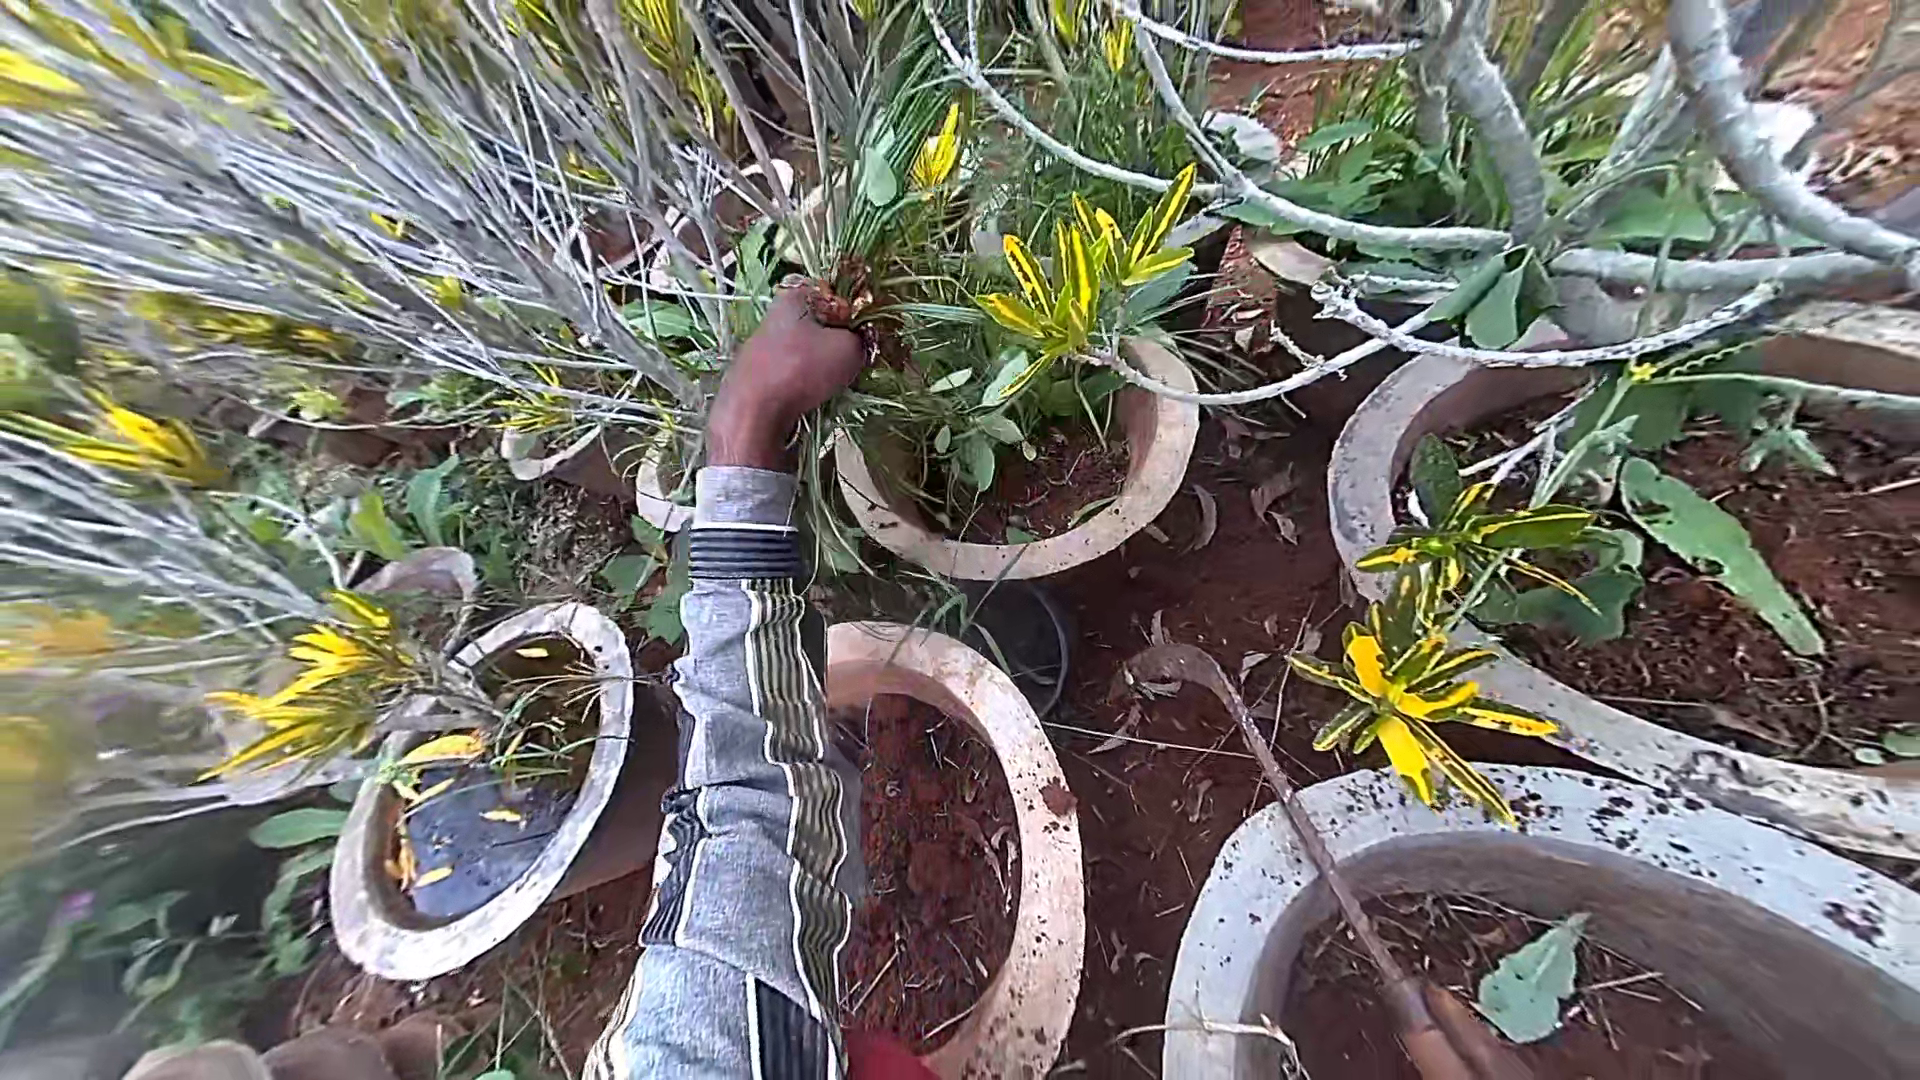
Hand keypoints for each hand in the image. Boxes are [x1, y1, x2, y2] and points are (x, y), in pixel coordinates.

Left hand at [707, 284, 865, 469]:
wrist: (753, 411)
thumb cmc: (801, 369)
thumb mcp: (849, 348)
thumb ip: (862, 339)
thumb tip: (862, 341)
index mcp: (795, 297)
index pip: (838, 298)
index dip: (858, 318)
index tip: (867, 338)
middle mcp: (775, 316)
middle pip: (822, 327)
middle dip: (841, 344)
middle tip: (855, 362)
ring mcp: (763, 346)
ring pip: (809, 353)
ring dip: (825, 367)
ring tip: (835, 383)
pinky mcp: (758, 374)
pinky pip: (795, 374)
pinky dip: (807, 383)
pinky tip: (814, 397)